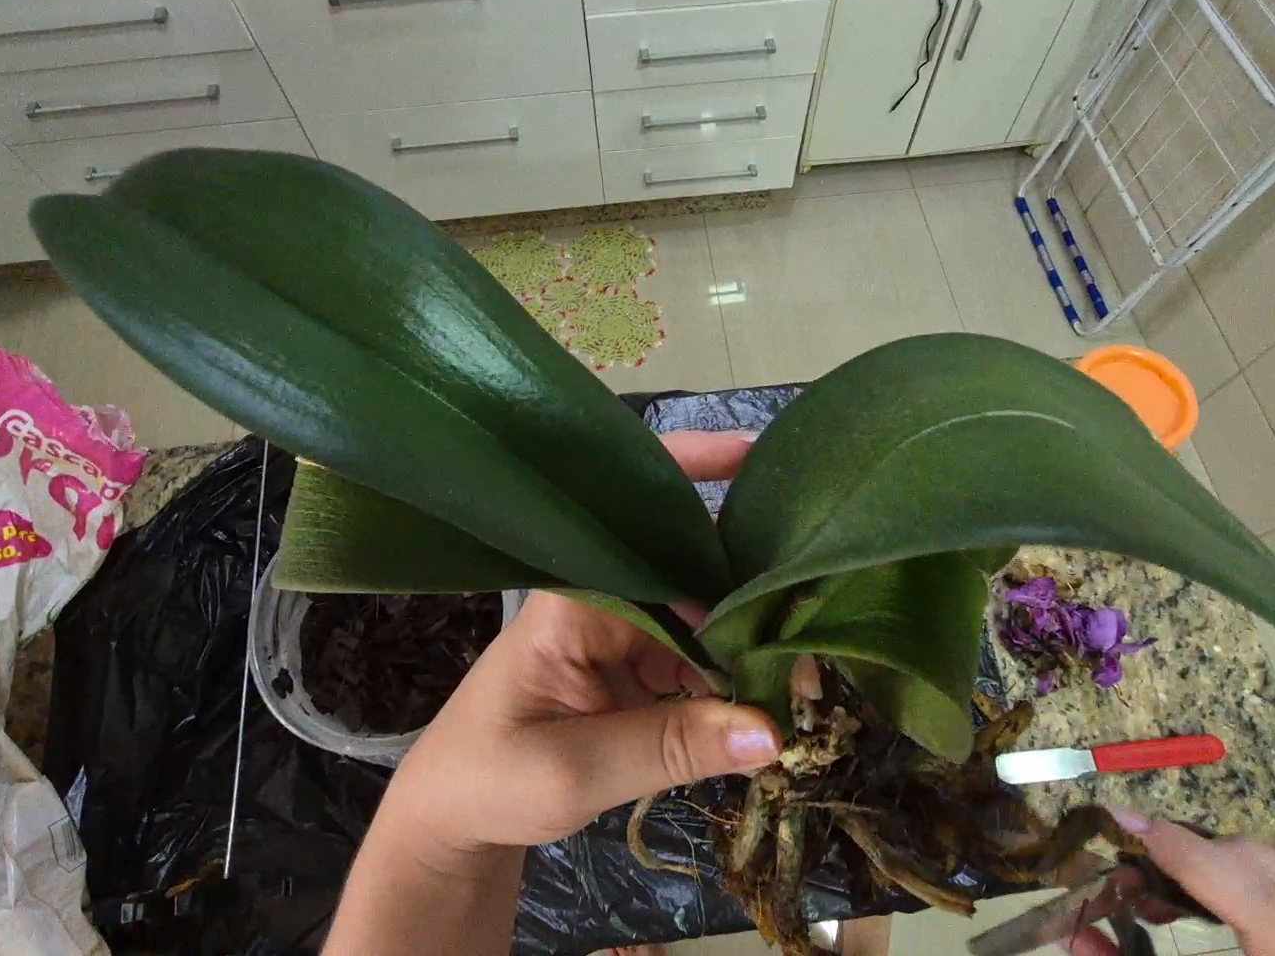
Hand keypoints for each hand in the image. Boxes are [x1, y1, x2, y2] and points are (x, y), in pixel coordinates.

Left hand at [386, 429, 782, 851]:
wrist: (457, 819)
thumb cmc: (490, 781)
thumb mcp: (572, 772)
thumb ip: (670, 747)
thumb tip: (771, 730)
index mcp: (573, 599)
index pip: (636, 520)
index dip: (690, 474)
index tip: (753, 456)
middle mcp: (602, 599)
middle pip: (687, 565)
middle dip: (750, 583)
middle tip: (817, 608)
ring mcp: (622, 631)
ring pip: (702, 612)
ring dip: (749, 636)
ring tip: (806, 667)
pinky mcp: (635, 663)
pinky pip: (696, 652)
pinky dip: (732, 671)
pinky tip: (772, 691)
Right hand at [1069, 810, 1274, 955]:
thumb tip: (1075, 936)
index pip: (1240, 880)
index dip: (1175, 844)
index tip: (1117, 815)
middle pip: (1248, 861)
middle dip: (1182, 855)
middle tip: (1130, 878)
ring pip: (1269, 863)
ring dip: (1209, 866)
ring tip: (1167, 898)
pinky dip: (1245, 880)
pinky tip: (1219, 906)